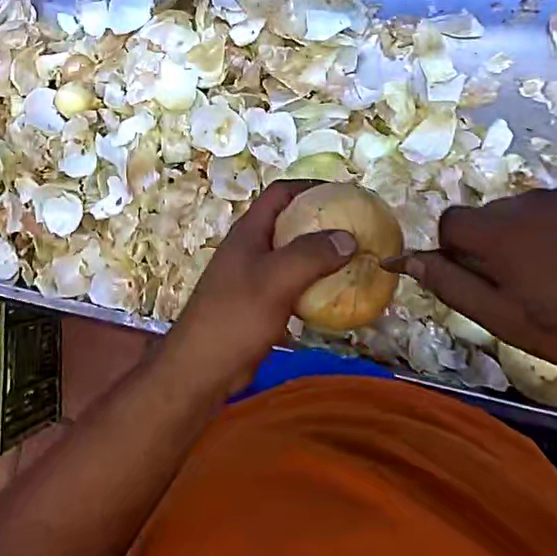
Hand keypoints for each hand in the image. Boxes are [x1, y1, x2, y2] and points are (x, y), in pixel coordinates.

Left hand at [161, 180, 355, 393]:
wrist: (202, 368)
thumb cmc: (235, 316)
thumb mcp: (276, 280)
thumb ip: (310, 255)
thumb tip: (348, 237)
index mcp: (249, 231)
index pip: (280, 193)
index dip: (310, 187)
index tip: (344, 195)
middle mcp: (250, 248)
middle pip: (288, 222)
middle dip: (320, 221)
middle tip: (354, 229)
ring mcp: (252, 276)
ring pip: (291, 255)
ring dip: (319, 255)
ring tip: (351, 260)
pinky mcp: (258, 303)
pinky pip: (291, 284)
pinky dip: (312, 284)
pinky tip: (333, 296)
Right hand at [390, 185, 556, 398]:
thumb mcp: (510, 323)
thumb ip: (452, 287)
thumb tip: (406, 259)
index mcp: (501, 234)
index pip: (452, 222)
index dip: (457, 252)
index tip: (483, 282)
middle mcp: (530, 202)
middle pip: (492, 215)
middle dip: (496, 244)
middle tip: (529, 289)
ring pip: (530, 209)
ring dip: (533, 235)